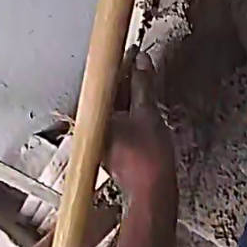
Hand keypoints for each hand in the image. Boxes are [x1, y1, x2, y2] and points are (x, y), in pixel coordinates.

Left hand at [104, 53, 174, 203]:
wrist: (152, 193)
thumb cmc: (147, 162)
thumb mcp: (148, 114)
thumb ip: (143, 85)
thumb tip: (141, 63)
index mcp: (94, 119)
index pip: (104, 84)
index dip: (119, 66)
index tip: (129, 54)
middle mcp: (94, 130)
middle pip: (108, 96)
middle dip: (126, 80)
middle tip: (140, 63)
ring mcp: (103, 140)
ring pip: (115, 109)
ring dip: (131, 95)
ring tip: (145, 81)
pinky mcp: (114, 148)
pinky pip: (121, 121)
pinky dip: (132, 111)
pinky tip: (145, 106)